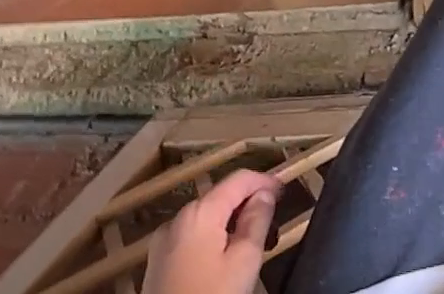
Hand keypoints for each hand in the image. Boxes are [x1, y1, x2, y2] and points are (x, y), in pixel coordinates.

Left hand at [141, 169, 280, 293]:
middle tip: (274, 218)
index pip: (238, 180)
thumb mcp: (243, 262)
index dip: (265, 180)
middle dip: (248, 202)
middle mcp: (177, 219)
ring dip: (232, 221)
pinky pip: (193, 236)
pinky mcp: (158, 263)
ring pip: (207, 218)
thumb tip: (264, 194)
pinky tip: (227, 256)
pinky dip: (214, 236)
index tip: (285, 190)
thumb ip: (256, 221)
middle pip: (220, 197)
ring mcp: (164, 242)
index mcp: (199, 213)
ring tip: (255, 239)